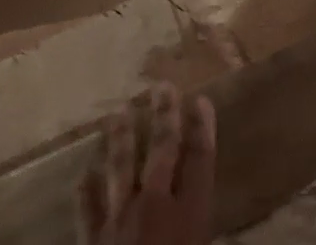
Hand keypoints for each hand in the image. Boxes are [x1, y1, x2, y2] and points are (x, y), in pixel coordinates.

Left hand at [78, 83, 217, 244]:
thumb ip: (212, 233)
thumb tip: (228, 222)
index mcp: (188, 213)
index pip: (200, 161)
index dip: (202, 129)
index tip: (200, 99)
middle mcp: (154, 205)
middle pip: (161, 152)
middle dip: (164, 117)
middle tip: (162, 86)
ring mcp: (119, 218)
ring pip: (121, 168)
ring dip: (121, 139)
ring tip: (119, 111)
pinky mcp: (91, 236)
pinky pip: (87, 206)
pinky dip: (87, 187)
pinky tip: (87, 170)